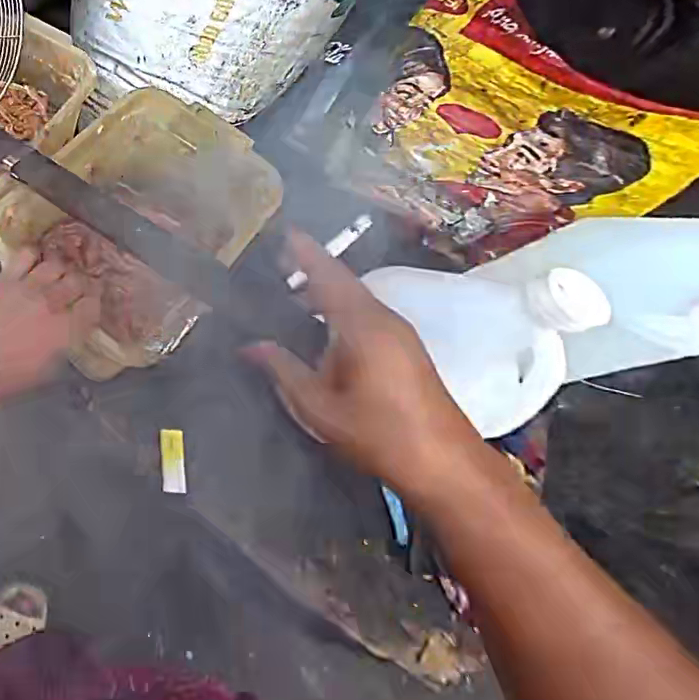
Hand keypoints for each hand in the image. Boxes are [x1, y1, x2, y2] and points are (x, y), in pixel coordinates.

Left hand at [0, 246, 99, 407]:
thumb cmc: (10, 377)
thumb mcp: (49, 368)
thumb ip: (65, 343)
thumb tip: (72, 327)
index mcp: (65, 331)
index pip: (92, 306)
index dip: (94, 304)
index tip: (90, 305)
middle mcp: (51, 304)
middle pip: (78, 282)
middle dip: (81, 285)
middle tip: (76, 289)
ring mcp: (28, 288)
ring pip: (56, 265)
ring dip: (60, 270)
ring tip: (56, 275)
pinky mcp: (5, 279)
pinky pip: (26, 255)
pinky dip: (34, 256)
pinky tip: (34, 263)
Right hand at [243, 230, 487, 497]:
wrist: (448, 468)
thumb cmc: (379, 434)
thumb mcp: (318, 406)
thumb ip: (282, 369)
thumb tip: (250, 346)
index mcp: (362, 326)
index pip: (329, 276)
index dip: (306, 253)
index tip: (286, 231)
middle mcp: (384, 321)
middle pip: (342, 284)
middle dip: (309, 270)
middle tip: (274, 264)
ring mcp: (399, 335)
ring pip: (355, 300)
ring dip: (323, 292)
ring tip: (288, 294)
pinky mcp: (405, 350)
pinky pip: (364, 315)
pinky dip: (337, 308)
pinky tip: (318, 326)